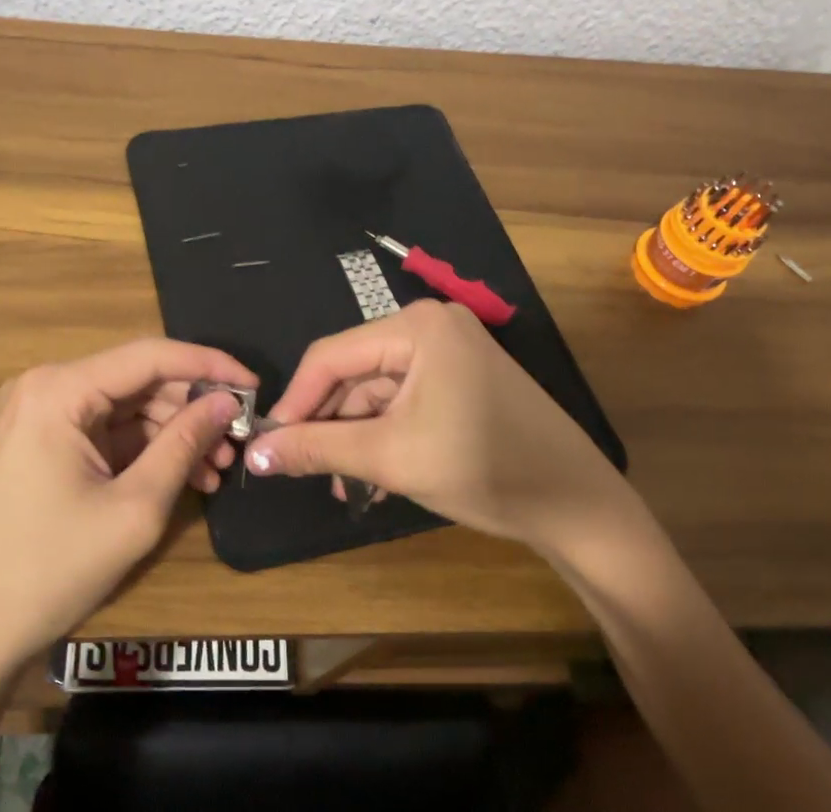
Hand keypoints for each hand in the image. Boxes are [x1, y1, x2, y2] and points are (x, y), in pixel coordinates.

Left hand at [0, 340, 255, 674]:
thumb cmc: (54, 568)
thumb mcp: (135, 507)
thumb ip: (184, 444)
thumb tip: (228, 402)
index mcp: (57, 391)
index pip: (149, 356)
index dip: (209, 366)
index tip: (255, 386)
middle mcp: (43, 388)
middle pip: (137, 380)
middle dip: (192, 409)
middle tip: (240, 440)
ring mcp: (37, 416)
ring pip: (125, 408)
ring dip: (173, 433)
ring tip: (219, 468)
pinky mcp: (40, 444)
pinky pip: (105, 432)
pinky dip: (145, 451)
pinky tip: (185, 477)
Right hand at [244, 300, 628, 550]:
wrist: (576, 504)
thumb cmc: (482, 469)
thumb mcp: (389, 458)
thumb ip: (316, 450)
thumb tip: (254, 455)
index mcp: (416, 327)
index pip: (329, 356)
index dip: (294, 402)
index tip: (268, 446)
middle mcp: (432, 326)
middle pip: (353, 372)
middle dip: (327, 424)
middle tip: (305, 472)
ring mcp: (451, 352)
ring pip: (377, 392)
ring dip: (354, 437)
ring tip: (343, 487)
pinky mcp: (463, 379)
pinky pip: (404, 401)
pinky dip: (384, 436)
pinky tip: (372, 478)